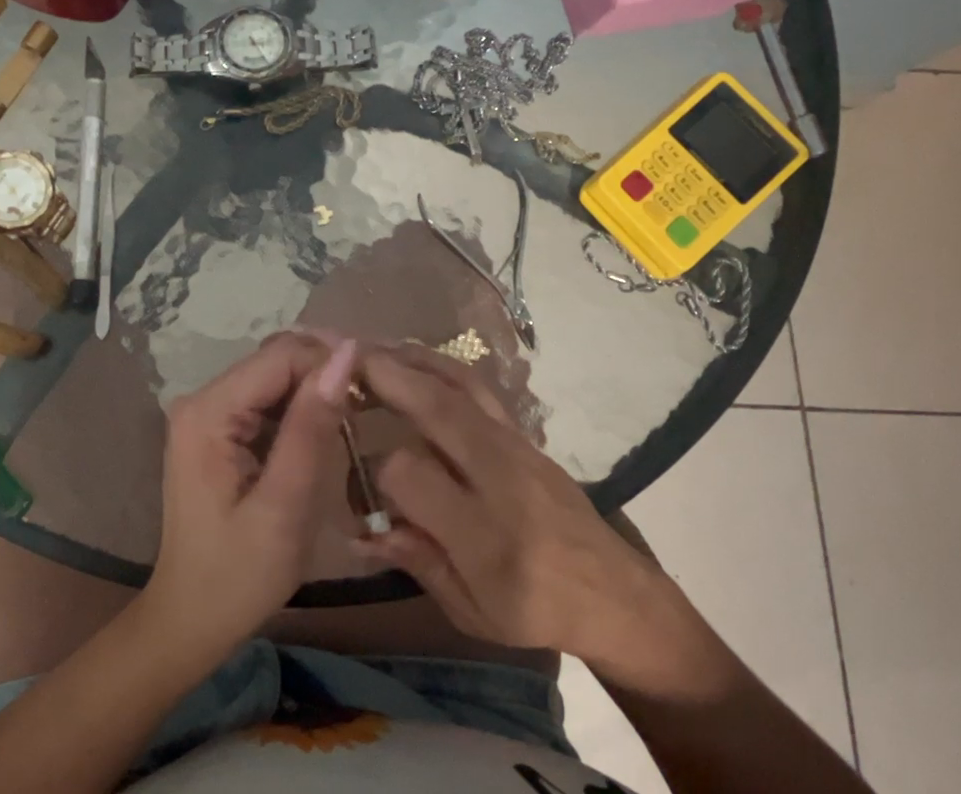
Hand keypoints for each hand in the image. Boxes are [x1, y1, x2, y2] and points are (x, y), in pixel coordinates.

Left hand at [142, 333, 355, 654]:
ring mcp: (206, 417)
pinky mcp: (217, 434)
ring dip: (316, 393)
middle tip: (373, 407)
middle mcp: (200, 401)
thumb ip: (311, 428)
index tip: (378, 389)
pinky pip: (266, 404)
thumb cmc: (238, 574)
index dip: (331, 363)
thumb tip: (345, 356)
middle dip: (325, 375)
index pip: (280, 356)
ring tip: (357, 422)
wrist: (192, 616)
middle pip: (275, 362)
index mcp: (207, 413)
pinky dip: (300, 412)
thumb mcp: (284, 505)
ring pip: (274, 380)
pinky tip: (327, 435)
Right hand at [352, 343, 670, 662]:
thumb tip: (362, 531)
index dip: (373, 472)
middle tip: (341, 358)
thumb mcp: (472, 610)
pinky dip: (442, 368)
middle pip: (438, 410)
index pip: (409, 475)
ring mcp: (519, 449)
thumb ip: (418, 562)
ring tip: (374, 346)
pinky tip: (416, 360)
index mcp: (484, 533)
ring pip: (462, 388)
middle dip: (387, 378)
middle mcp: (502, 478)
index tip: (356, 485)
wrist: (619, 600)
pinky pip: (481, 391)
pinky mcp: (528, 438)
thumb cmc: (538, 613)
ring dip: (414, 361)